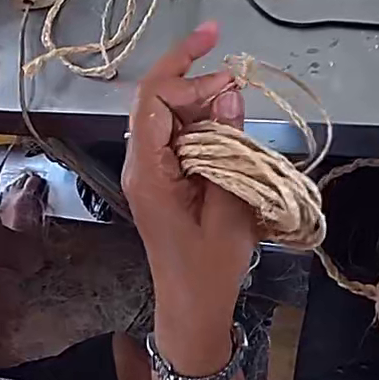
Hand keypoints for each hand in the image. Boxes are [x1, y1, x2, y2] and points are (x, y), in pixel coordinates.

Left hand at [123, 22, 259, 365]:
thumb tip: (228, 95)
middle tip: (236, 75)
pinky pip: (179, 135)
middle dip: (192, 76)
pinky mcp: (165, 177)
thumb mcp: (229, 210)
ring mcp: (151, 170)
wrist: (192, 306)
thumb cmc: (209, 269)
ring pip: (168, 115)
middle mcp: (142, 163)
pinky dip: (203, 121)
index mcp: (148, 171)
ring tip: (236, 93)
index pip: (152, 100)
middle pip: (156, 101)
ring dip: (201, 99)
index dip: (185, 73)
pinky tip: (228, 120)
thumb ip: (228, 149)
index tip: (228, 76)